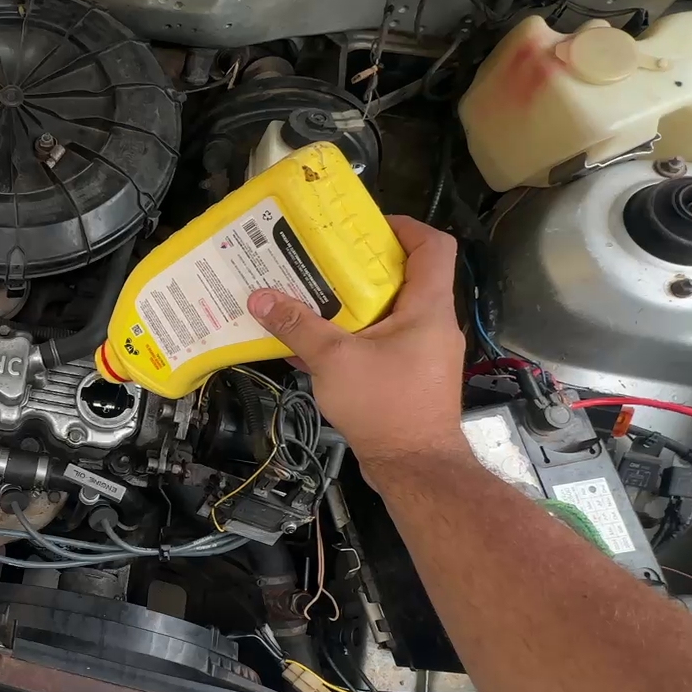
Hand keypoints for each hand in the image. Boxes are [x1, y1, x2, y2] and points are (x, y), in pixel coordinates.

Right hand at [245, 216, 468, 476]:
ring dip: (349, 306)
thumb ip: (298, 326)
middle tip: (319, 263)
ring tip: (309, 300)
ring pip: (386, 315)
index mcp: (427, 308)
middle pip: (402, 279)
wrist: (412, 464)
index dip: (403, 227)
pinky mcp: (406, 378)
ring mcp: (420, 353)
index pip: (432, 247)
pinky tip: (312, 348)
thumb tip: (260, 297)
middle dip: (359, 268)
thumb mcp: (334, 360)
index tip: (363, 226)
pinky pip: (377, 344)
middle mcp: (431, 324)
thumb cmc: (384, 405)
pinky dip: (348, 339)